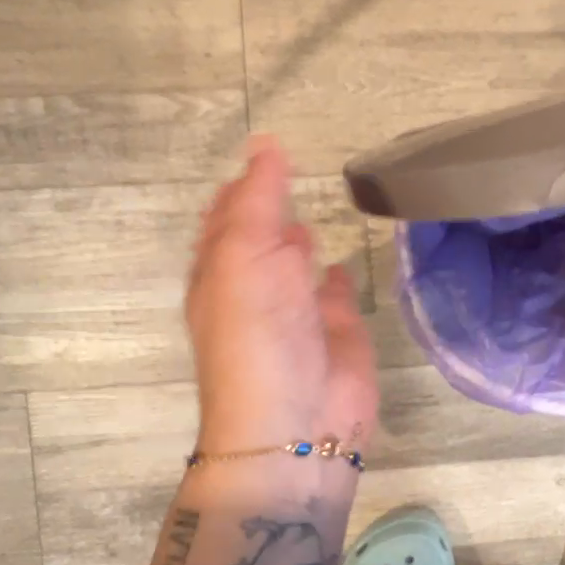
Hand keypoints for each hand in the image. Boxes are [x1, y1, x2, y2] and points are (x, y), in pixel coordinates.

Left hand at [185, 136, 377, 461]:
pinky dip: (338, 273)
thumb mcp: (244, 255)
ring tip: (315, 205)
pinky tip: (343, 258)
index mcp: (221, 270)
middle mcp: (256, 286)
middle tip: (289, 170)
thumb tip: (266, 142)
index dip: (240, 186)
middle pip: (259, 237)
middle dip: (268, 207)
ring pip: (296, 262)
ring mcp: (298, 308)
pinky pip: (336, 290)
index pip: (225, 217)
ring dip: (300, 238)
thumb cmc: (258, 334)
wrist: (298, 421)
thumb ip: (259, 198)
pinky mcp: (338, 326)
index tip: (265, 148)